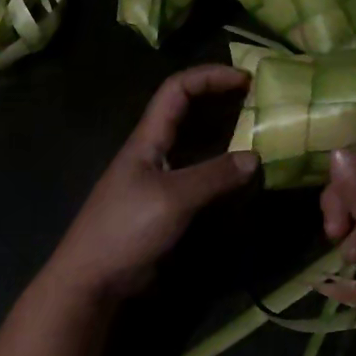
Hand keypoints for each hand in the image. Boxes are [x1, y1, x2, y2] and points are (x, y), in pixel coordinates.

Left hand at [46, 65, 259, 299]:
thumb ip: (214, 176)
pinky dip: (221, 176)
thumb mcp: (173, 198)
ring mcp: (160, 181)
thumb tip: (254, 158)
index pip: (177, 90)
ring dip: (226, 141)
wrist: (94, 278)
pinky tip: (243, 183)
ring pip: (197, 149)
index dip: (209, 77)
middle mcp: (154, 153)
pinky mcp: (166, 208)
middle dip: (222, 104)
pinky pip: (199, 181)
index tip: (246, 79)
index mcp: (148, 139)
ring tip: (261, 141)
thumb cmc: (126, 229)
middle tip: (261, 107)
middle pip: (188, 115)